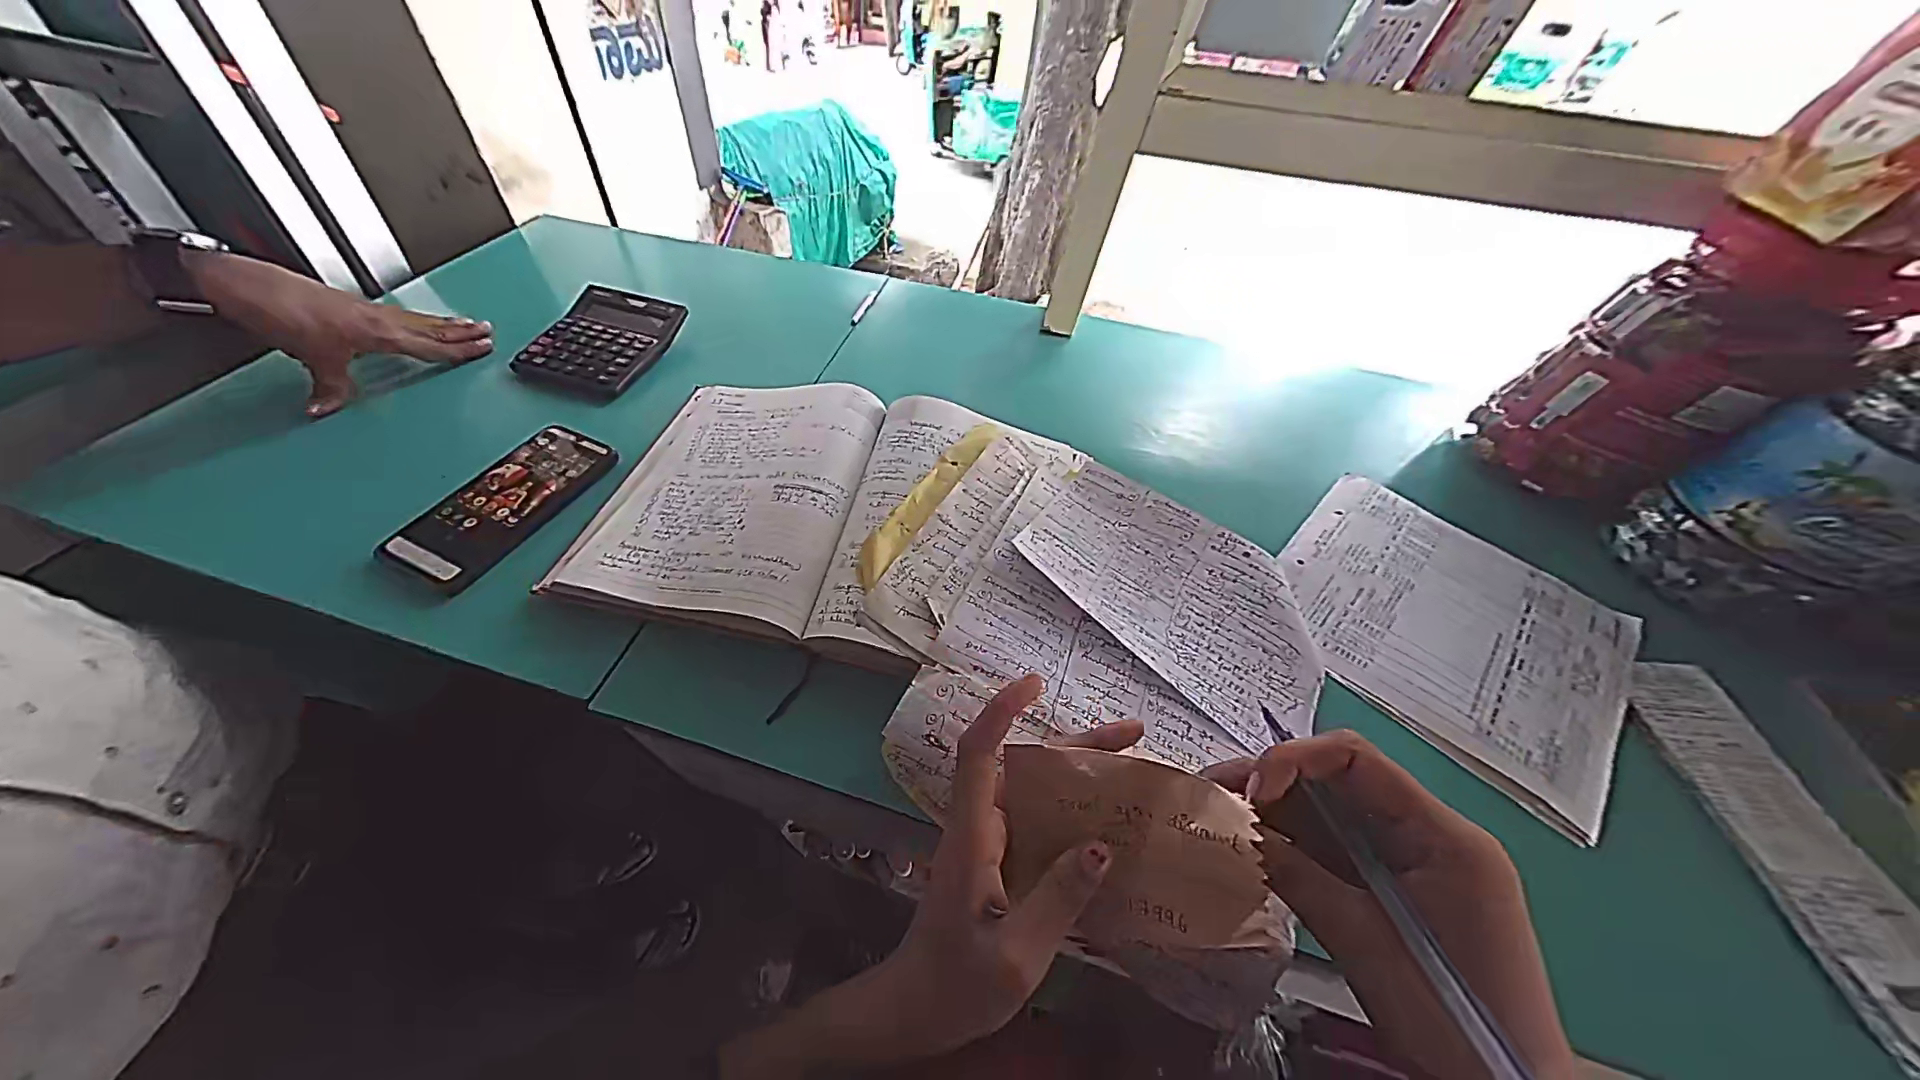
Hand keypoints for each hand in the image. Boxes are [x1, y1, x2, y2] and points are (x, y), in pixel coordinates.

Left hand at [183, 250, 492, 416]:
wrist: (243, 284)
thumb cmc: (280, 313)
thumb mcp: (312, 358)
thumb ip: (330, 386)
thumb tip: (326, 408)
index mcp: (380, 333)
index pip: (432, 345)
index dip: (460, 349)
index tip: (483, 347)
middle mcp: (378, 318)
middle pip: (432, 327)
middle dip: (461, 331)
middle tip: (486, 330)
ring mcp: (365, 308)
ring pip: (417, 318)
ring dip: (443, 321)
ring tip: (464, 321)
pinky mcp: (350, 303)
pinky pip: (396, 313)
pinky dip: (415, 317)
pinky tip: (415, 318)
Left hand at [720, 674, 1140, 1077]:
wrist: (914, 1009)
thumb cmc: (955, 983)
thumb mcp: (1015, 954)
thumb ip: (1058, 899)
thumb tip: (1101, 844)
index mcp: (972, 836)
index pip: (978, 754)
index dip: (1001, 712)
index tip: (1034, 683)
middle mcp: (977, 825)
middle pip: (1020, 763)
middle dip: (1073, 741)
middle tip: (1132, 733)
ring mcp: (986, 840)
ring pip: (1031, 787)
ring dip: (1076, 770)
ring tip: (1130, 763)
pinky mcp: (996, 858)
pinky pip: (1035, 817)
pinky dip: (1068, 805)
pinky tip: (1104, 817)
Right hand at [1204, 731, 1575, 1079]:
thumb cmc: (1450, 1020)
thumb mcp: (1363, 942)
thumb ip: (1297, 876)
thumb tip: (1238, 829)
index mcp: (1442, 835)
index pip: (1356, 759)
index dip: (1293, 759)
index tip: (1251, 791)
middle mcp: (1429, 831)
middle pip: (1339, 777)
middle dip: (1273, 778)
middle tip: (1216, 792)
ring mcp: (1413, 855)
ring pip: (1333, 807)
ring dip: (1276, 806)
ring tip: (1222, 809)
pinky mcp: (1395, 879)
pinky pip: (1336, 840)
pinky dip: (1292, 836)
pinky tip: (1254, 838)